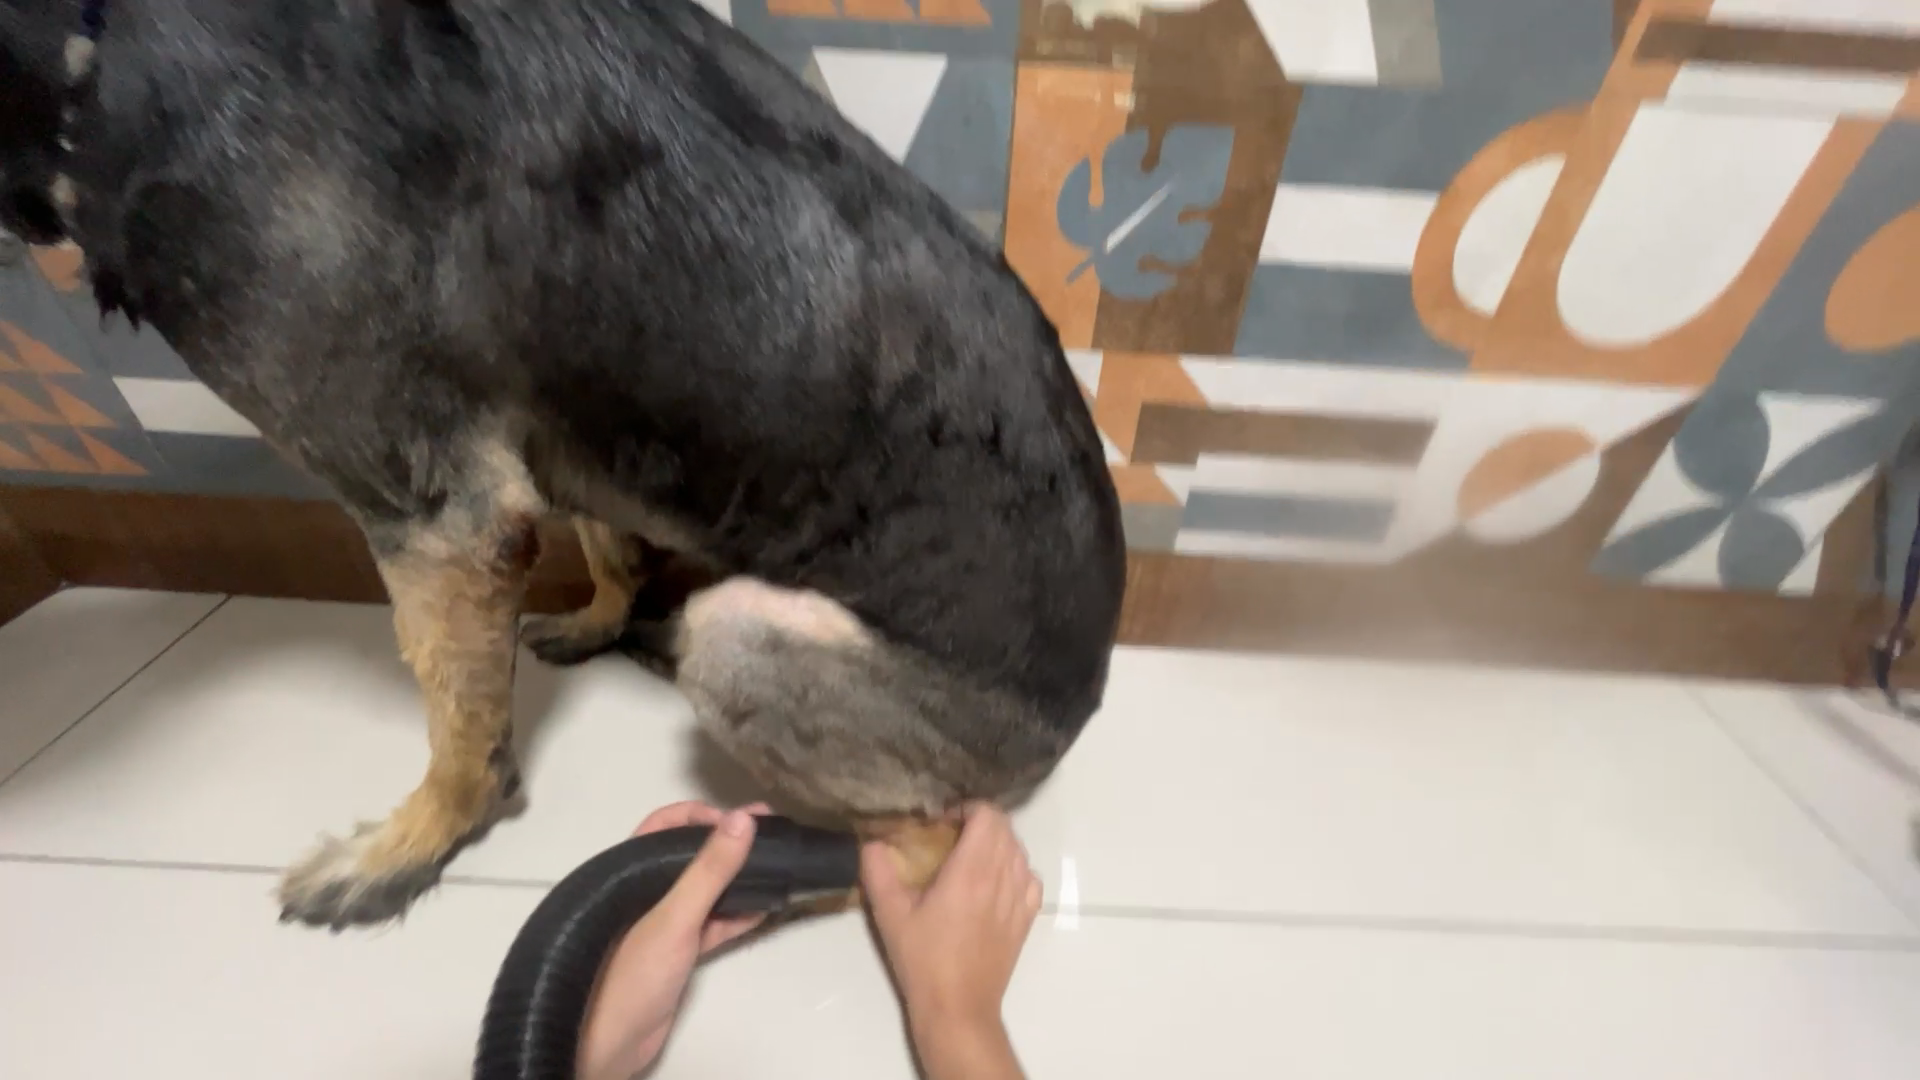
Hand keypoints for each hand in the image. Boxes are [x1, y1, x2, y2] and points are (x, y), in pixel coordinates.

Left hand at [575, 801, 770, 1079]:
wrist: (604, 1048)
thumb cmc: (631, 973)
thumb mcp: (675, 917)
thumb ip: (709, 869)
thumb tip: (742, 818)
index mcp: (632, 872)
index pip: (666, 824)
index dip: (701, 815)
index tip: (738, 820)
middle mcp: (647, 890)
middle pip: (691, 853)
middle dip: (728, 842)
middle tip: (768, 831)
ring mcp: (663, 922)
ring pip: (706, 887)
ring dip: (738, 876)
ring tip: (775, 863)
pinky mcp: (678, 951)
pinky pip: (714, 922)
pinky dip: (739, 913)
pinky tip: (766, 906)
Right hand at [862, 803, 1041, 1038]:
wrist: (958, 1010)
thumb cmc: (924, 960)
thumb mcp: (890, 915)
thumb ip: (878, 871)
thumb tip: (871, 841)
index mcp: (971, 871)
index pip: (988, 815)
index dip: (967, 808)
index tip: (943, 822)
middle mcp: (1001, 878)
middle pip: (1005, 827)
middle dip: (979, 822)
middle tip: (952, 836)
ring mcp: (1019, 898)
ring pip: (1018, 849)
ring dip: (997, 843)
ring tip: (970, 858)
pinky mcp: (1027, 918)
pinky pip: (1029, 876)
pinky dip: (1014, 868)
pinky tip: (993, 882)